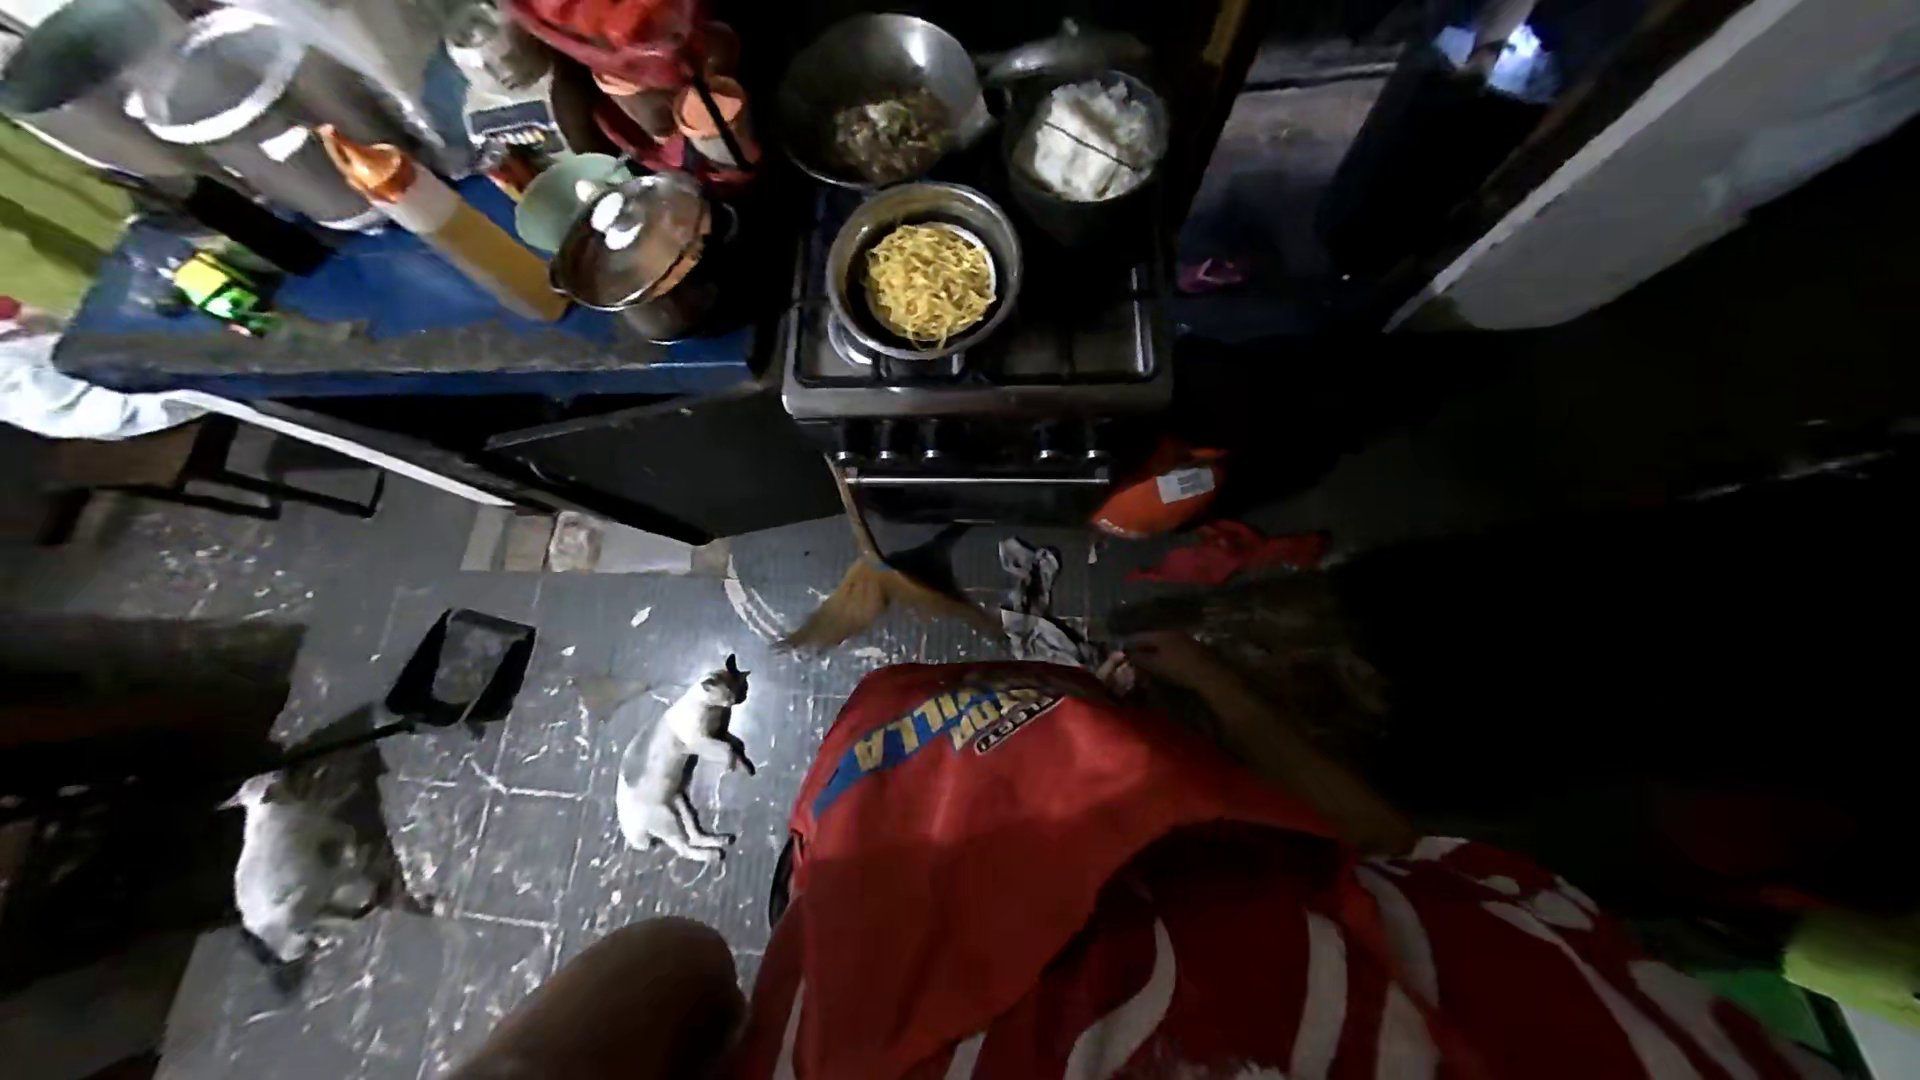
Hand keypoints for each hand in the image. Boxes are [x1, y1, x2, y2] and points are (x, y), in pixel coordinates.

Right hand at [1121, 632, 1235, 693]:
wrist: (1208, 674)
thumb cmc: (1178, 668)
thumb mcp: (1155, 665)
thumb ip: (1139, 658)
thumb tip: (1127, 654)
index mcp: (1160, 634)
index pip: (1139, 636)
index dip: (1129, 644)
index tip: (1123, 652)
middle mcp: (1171, 632)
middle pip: (1152, 638)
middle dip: (1143, 647)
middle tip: (1135, 658)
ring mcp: (1184, 638)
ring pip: (1163, 643)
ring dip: (1155, 651)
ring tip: (1149, 661)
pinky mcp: (1193, 647)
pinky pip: (1173, 648)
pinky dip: (1166, 654)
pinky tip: (1165, 662)